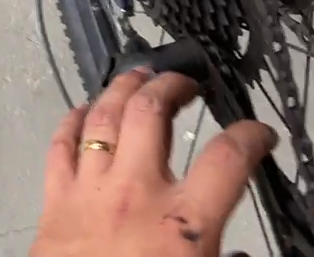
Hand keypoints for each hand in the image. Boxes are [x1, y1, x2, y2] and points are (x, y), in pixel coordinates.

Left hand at [30, 68, 278, 256]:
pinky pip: (60, 144)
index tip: (260, 131)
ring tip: (139, 75)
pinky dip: (72, 120)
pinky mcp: (53, 199)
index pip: (228, 162)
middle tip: (186, 81)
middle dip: (172, 86)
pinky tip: (83, 110)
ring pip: (103, 115)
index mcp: (183, 228)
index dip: (250, 137)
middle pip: (152, 112)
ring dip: (122, 88)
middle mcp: (136, 192)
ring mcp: (89, 190)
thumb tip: (245, 253)